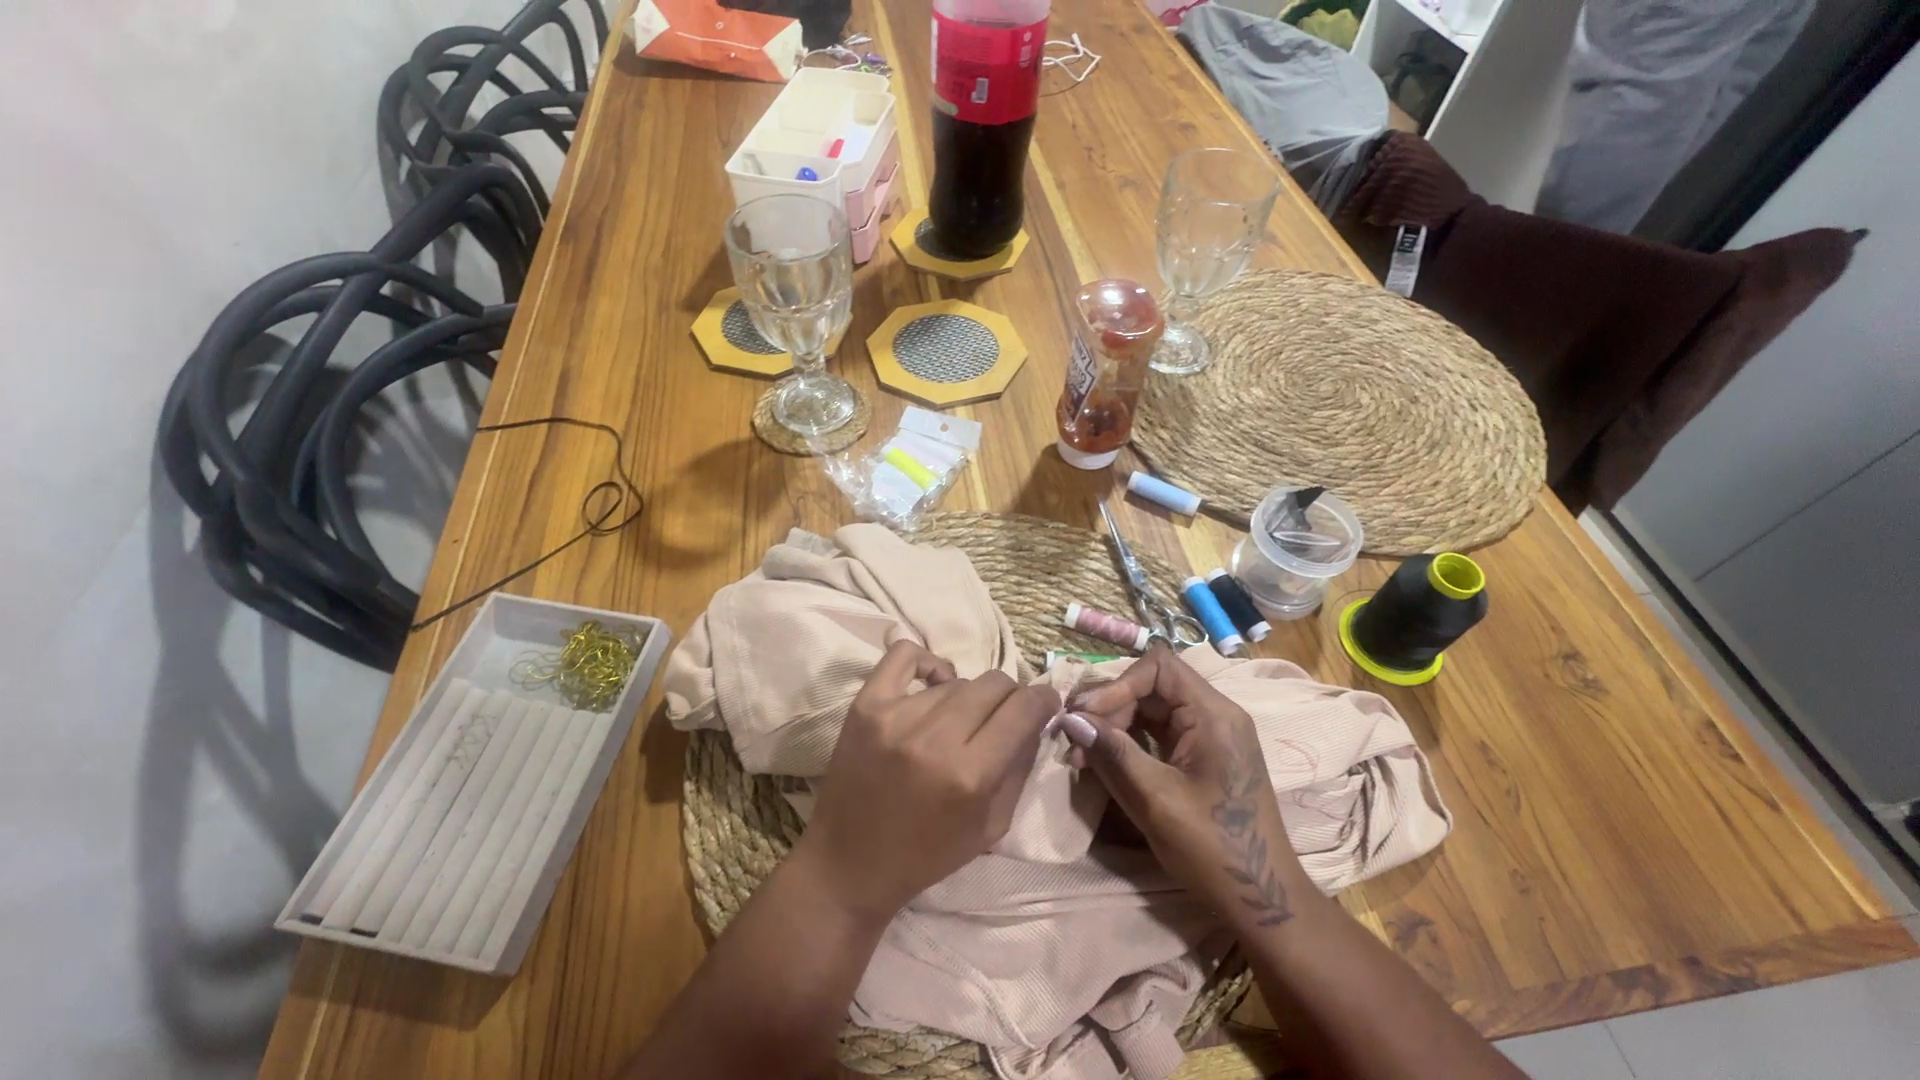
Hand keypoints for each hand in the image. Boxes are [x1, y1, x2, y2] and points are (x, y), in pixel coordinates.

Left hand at [794, 641, 1060, 922]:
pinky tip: (932, 684)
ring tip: (956, 722)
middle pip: (994, 684)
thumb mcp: (992, 826)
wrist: (849, 864)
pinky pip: (905, 655)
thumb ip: (1020, 768)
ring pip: (956, 680)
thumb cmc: (927, 855)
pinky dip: (928, 663)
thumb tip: (1036, 719)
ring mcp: (896, 717)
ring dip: (967, 697)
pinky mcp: (865, 706)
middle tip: (1002, 716)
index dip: (1044, 700)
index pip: (1025, 708)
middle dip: (1010, 697)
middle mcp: (935, 739)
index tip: (1045, 704)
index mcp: (971, 775)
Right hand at [1064, 644, 1314, 930]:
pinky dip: (1129, 744)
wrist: (1262, 899)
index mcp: (1213, 715)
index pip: (1158, 666)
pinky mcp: (1203, 759)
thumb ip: (1112, 753)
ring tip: (1081, 757)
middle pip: (1152, 686)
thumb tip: (1069, 718)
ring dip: (1114, 727)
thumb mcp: (1156, 800)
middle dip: (1109, 707)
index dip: (1116, 684)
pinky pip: (1159, 735)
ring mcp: (1210, 737)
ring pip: (1152, 710)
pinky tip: (1103, 764)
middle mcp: (1215, 716)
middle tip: (1074, 740)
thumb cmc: (1213, 848)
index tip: (1085, 715)